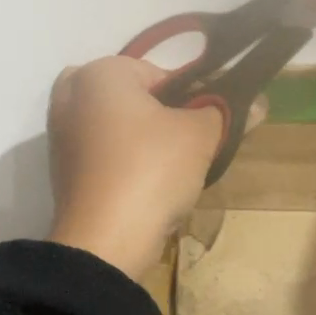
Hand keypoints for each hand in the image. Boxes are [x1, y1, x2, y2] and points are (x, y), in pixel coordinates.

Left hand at [44, 56, 258, 280]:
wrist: (104, 241)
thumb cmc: (151, 171)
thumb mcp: (200, 136)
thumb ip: (226, 113)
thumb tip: (255, 101)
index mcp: (100, 73)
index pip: (160, 74)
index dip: (191, 99)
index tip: (206, 127)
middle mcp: (70, 96)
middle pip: (133, 100)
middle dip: (161, 119)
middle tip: (186, 150)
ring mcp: (60, 137)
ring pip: (115, 130)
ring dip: (142, 145)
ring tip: (169, 175)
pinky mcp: (61, 173)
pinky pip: (102, 158)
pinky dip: (122, 167)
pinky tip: (144, 191)